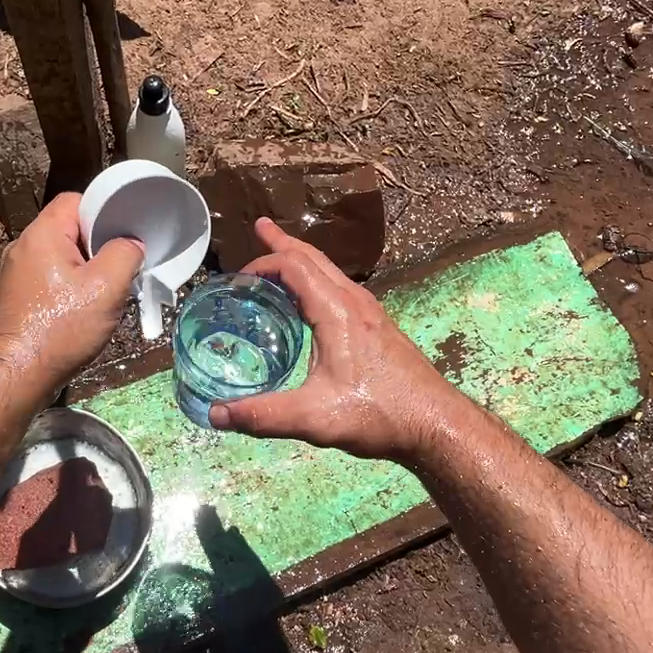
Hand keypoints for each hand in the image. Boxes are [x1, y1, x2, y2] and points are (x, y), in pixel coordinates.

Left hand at [0, 192, 144, 393]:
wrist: (16, 376)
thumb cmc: (60, 329)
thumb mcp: (107, 288)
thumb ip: (125, 255)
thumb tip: (131, 245)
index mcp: (42, 234)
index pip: (76, 200)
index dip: (104, 211)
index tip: (126, 233)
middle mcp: (24, 247)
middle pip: (70, 229)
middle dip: (100, 245)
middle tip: (122, 267)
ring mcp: (17, 274)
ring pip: (63, 256)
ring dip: (88, 270)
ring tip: (108, 292)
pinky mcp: (18, 297)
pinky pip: (52, 278)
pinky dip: (72, 288)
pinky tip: (86, 311)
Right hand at [207, 218, 466, 461]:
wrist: (436, 424)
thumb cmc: (379, 414)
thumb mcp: (314, 417)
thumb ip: (262, 416)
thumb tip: (216, 415)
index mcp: (337, 311)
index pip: (295, 267)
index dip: (264, 264)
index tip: (238, 278)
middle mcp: (355, 302)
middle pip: (314, 258)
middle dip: (283, 242)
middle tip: (259, 227)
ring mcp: (370, 312)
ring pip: (330, 271)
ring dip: (301, 259)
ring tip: (279, 257)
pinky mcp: (378, 326)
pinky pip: (339, 287)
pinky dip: (316, 278)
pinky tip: (309, 301)